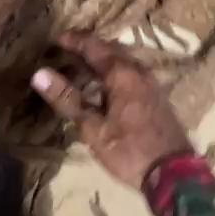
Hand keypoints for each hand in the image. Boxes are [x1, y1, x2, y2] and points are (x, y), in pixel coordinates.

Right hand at [30, 33, 193, 188]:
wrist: (175, 176)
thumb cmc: (129, 150)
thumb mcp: (93, 128)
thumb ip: (67, 99)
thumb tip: (39, 74)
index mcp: (122, 74)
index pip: (94, 46)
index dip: (74, 40)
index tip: (55, 39)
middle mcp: (139, 72)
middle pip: (112, 49)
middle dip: (90, 46)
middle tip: (69, 49)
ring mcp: (152, 85)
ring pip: (124, 61)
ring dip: (104, 59)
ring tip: (85, 66)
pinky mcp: (158, 99)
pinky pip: (133, 73)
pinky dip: (116, 71)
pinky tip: (108, 87)